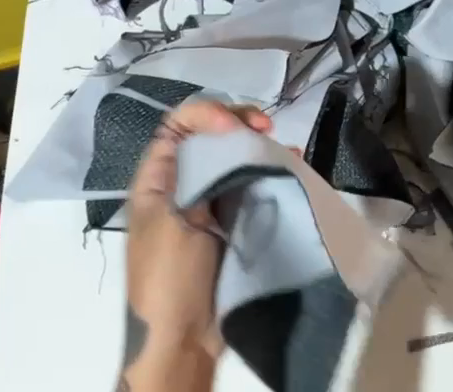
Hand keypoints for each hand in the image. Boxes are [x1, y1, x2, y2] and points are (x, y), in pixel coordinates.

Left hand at [119, 100, 271, 391]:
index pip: (178, 125)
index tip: (235, 128)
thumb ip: (194, 179)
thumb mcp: (169, 225)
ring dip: (261, 143)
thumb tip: (227, 141)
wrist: (184, 339)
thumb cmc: (168, 280)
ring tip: (284, 147)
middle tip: (266, 128)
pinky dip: (276, 167)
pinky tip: (294, 164)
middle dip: (240, 121)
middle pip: (211, 132)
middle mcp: (185, 181)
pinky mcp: (237, 215)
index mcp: (158, 180)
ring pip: (237, 153)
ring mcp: (212, 198)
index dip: (207, 114)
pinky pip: (257, 180)